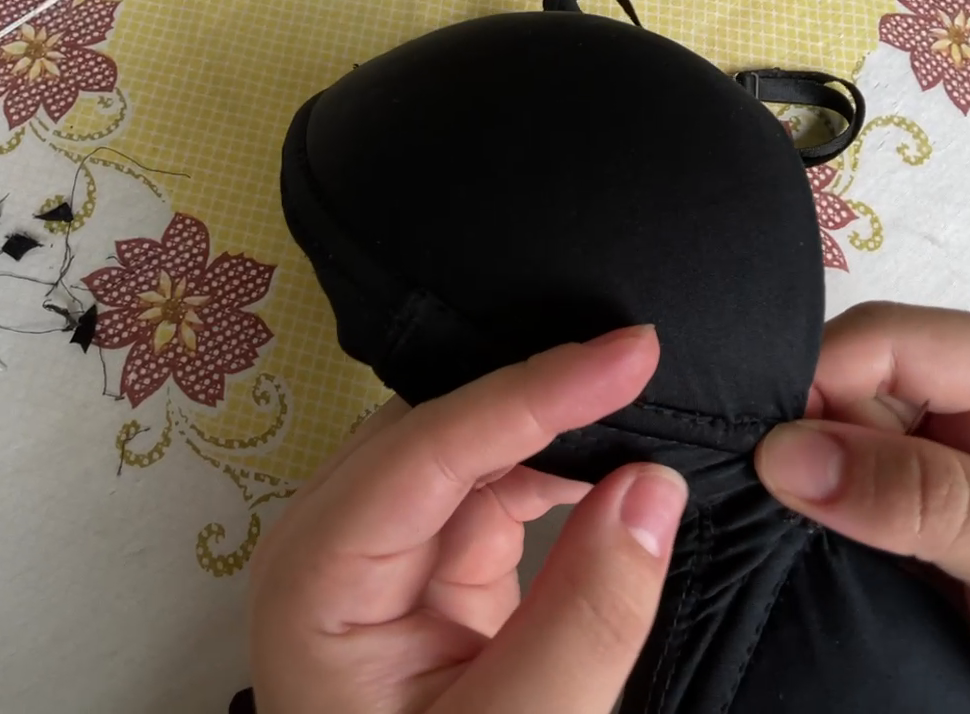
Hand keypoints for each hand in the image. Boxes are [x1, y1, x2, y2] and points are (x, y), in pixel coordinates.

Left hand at [247, 326, 687, 712]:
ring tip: (636, 396)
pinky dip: (556, 464)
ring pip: (470, 440)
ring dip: (553, 422)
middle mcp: (338, 530)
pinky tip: (606, 456)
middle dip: (540, 390)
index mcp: (317, 569)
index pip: (428, 447)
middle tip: (639, 357)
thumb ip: (585, 616)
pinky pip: (495, 480)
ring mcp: (385, 536)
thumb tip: (653, 485)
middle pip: (440, 424)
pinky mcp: (432, 549)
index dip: (533, 393)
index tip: (631, 352)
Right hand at [753, 302, 969, 712]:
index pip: (897, 340)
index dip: (822, 378)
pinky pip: (839, 495)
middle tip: (772, 498)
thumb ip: (941, 505)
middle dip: (807, 432)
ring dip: (803, 480)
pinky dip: (809, 515)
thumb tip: (785, 452)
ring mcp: (958, 469)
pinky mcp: (923, 524)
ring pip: (835, 437)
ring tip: (781, 528)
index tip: (769, 453)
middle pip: (854, 380)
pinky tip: (797, 539)